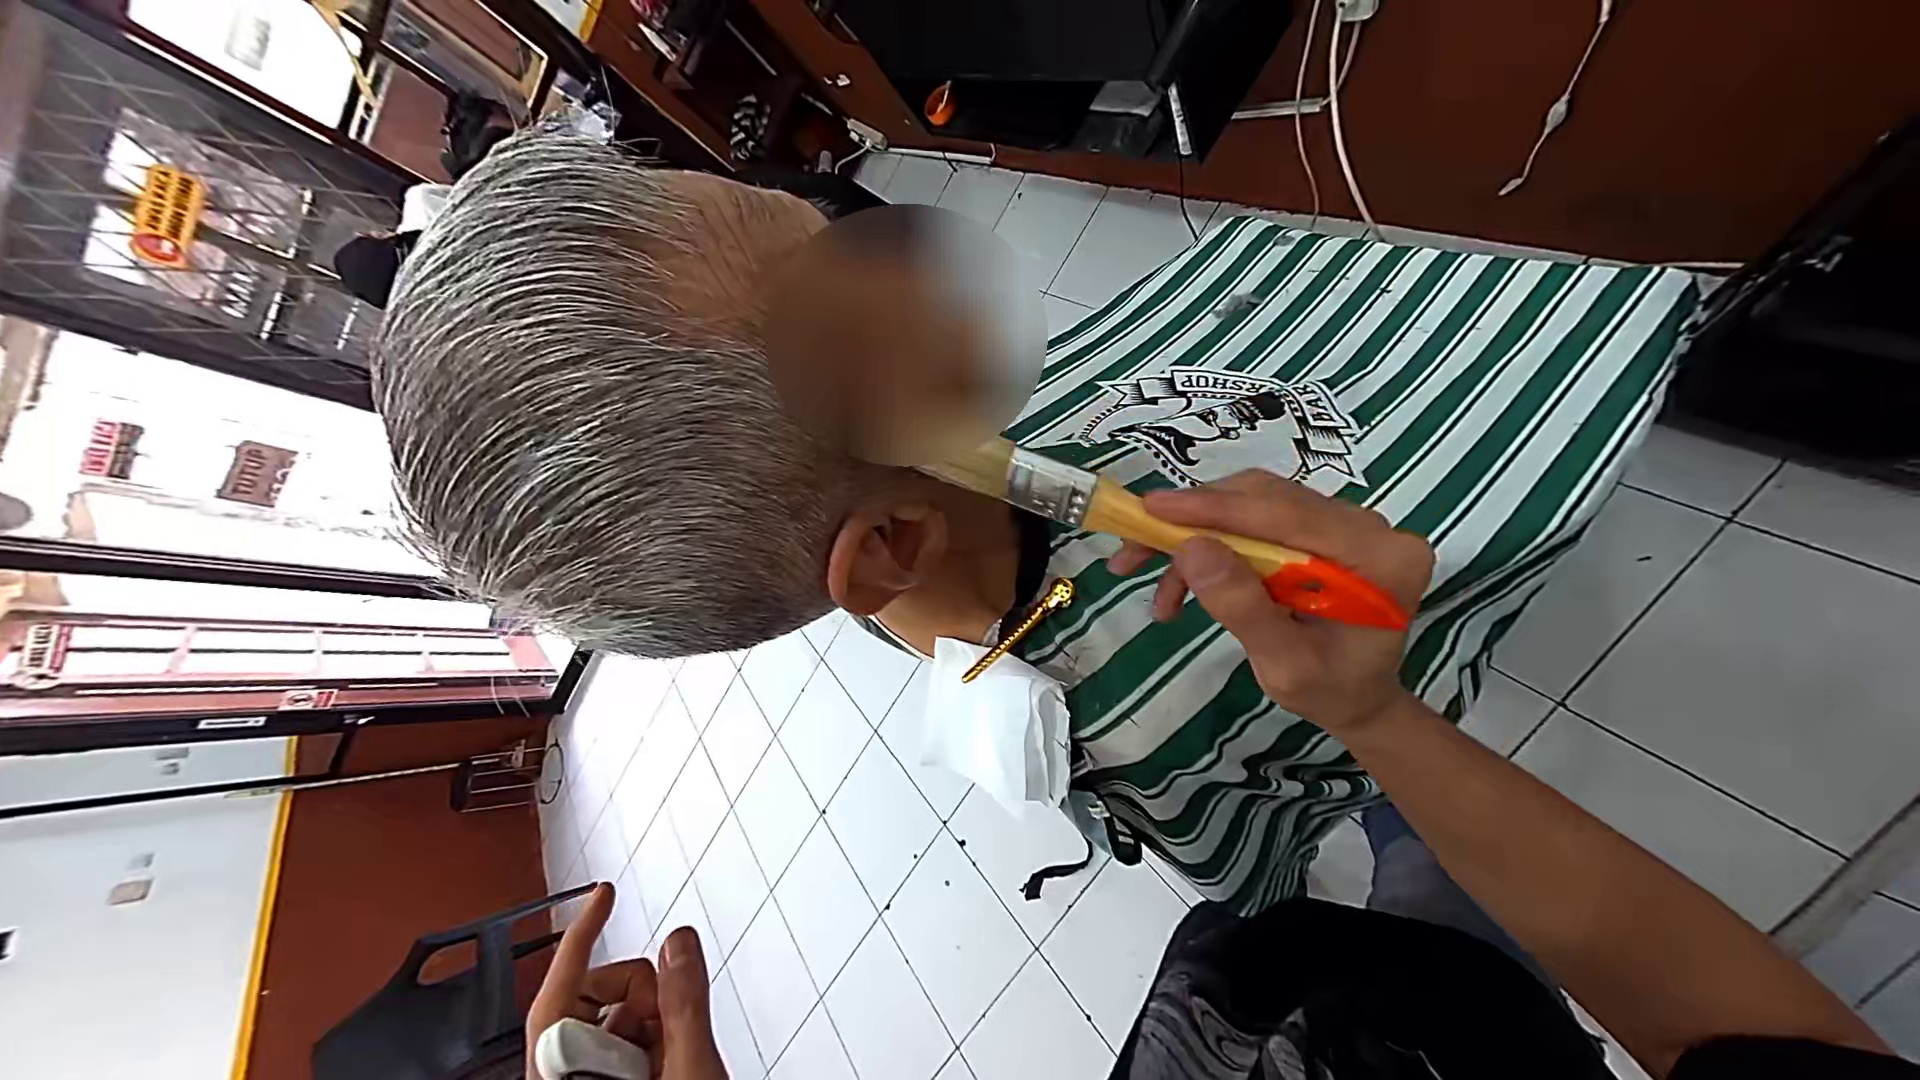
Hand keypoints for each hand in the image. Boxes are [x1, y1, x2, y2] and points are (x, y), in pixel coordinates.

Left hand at [527, 882, 726, 1079]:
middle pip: (597, 997)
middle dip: (645, 996)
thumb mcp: (690, 1073)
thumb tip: (678, 943)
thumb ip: (685, 1006)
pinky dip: (655, 1035)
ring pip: (617, 1016)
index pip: (558, 996)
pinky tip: (673, 1064)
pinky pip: (624, 1037)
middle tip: (672, 1028)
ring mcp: (580, 1079)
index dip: (582, 936)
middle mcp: (563, 1077)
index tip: (604, 893)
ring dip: (655, 1021)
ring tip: (677, 1059)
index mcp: (565, 1076)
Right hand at [1107, 469, 1433, 733]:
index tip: (1152, 509)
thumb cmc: (1329, 690)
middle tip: (1132, 547)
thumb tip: (1190, 548)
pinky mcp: (1313, 528)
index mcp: (1379, 556)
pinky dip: (1206, 546)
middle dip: (1191, 522)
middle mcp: (1364, 525)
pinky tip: (1181, 582)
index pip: (1287, 514)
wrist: (1356, 696)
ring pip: (1247, 505)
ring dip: (1191, 535)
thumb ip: (1242, 606)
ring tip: (1151, 578)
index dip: (1215, 508)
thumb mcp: (1284, 664)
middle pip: (1261, 499)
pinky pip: (1249, 520)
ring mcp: (1339, 522)